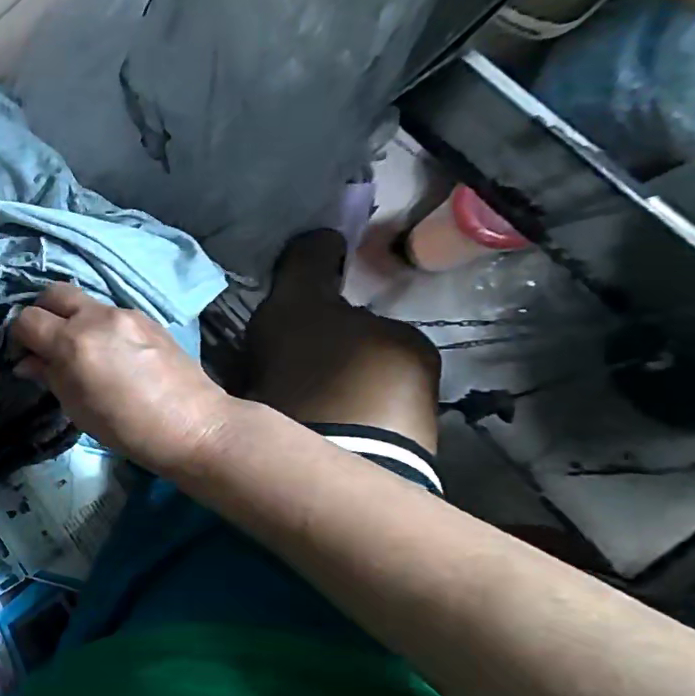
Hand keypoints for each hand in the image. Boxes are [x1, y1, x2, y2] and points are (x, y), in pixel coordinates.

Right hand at [11, 283, 234, 473]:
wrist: (192, 425)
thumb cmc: (124, 426)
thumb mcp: (74, 406)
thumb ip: (48, 375)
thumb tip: (27, 362)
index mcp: (72, 341)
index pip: (27, 318)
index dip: (18, 336)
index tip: (24, 356)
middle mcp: (96, 317)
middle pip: (53, 293)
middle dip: (41, 312)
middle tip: (44, 341)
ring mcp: (125, 313)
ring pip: (83, 301)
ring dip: (71, 318)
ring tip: (78, 349)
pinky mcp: (146, 317)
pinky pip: (109, 312)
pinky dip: (97, 325)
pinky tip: (108, 352)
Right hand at [246, 230, 441, 449]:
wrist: (330, 459)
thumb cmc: (313, 374)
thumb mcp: (297, 308)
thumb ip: (309, 267)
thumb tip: (324, 232)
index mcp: (405, 337)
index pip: (349, 320)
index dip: (308, 327)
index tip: (276, 345)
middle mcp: (421, 377)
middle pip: (348, 360)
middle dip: (315, 365)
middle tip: (273, 380)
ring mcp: (410, 425)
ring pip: (348, 398)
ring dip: (318, 399)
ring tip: (282, 413)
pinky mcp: (391, 463)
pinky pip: (347, 431)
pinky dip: (324, 429)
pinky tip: (299, 436)